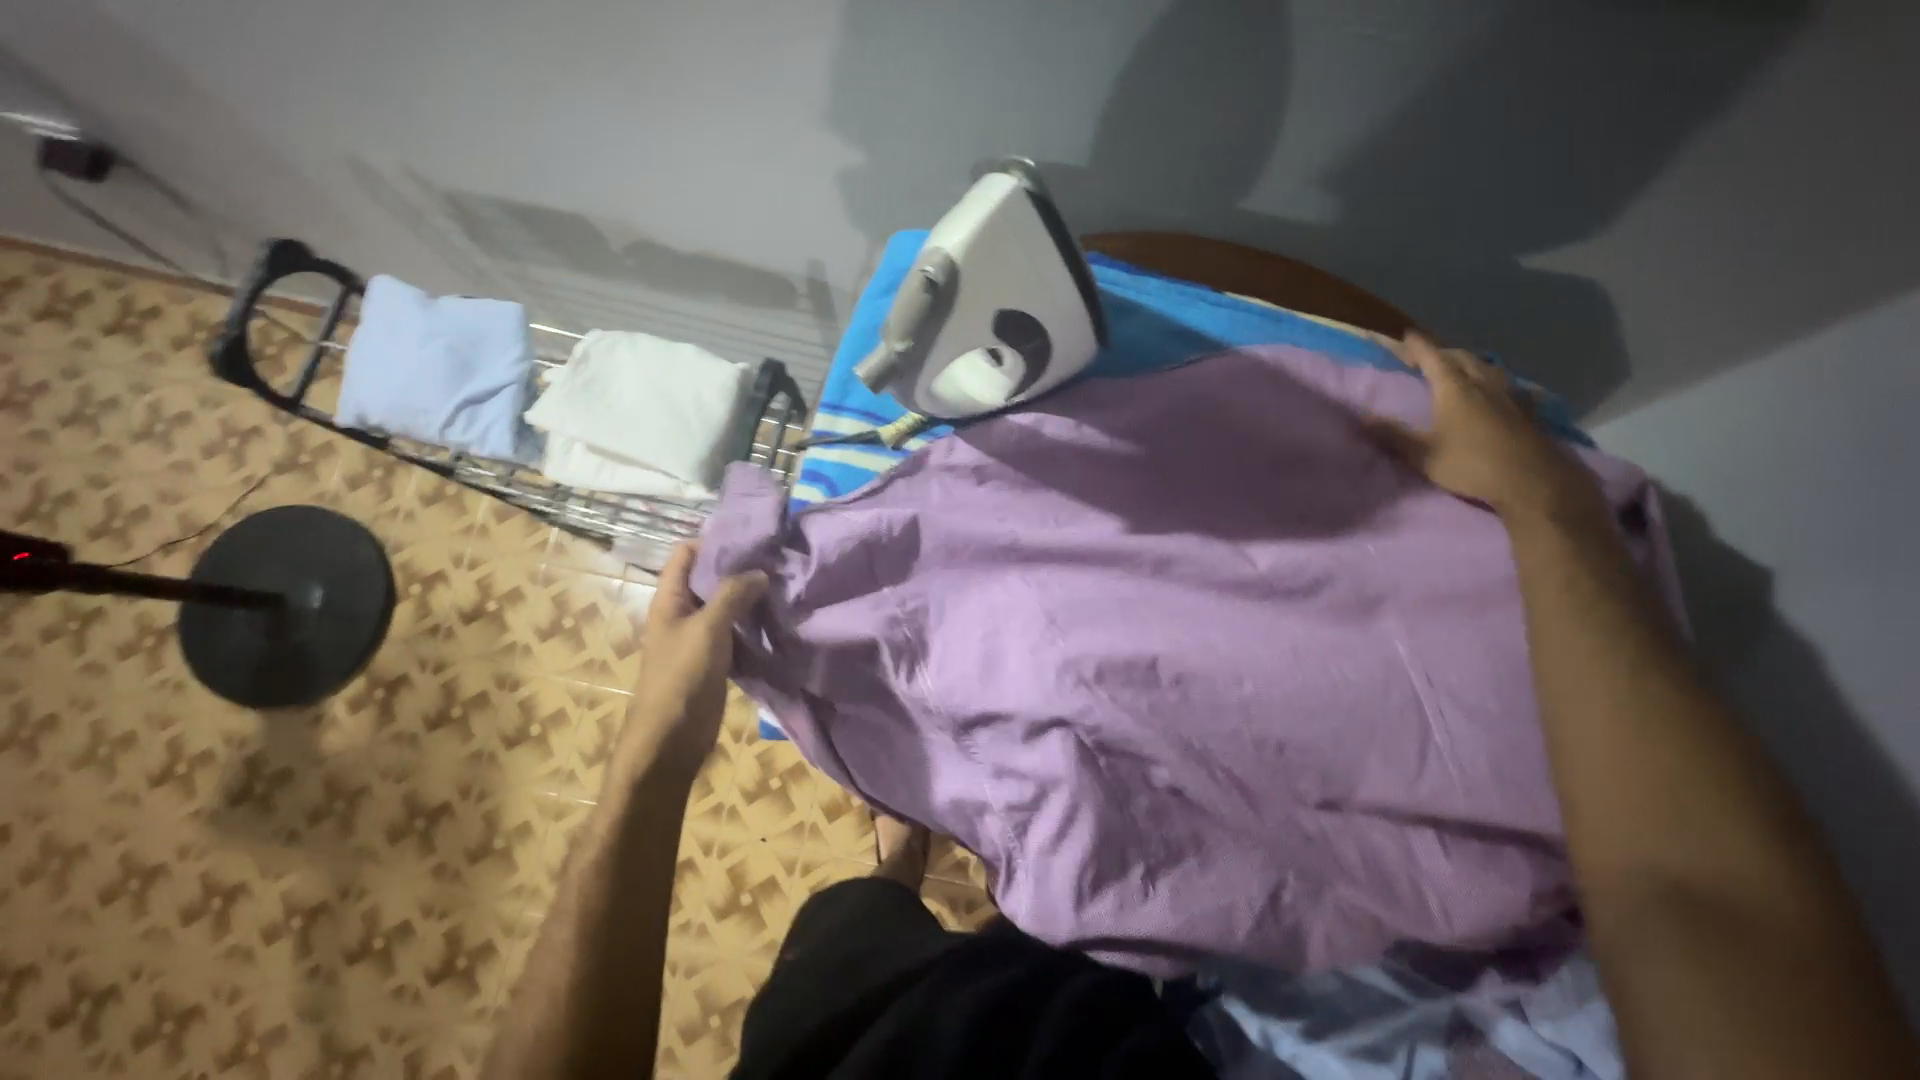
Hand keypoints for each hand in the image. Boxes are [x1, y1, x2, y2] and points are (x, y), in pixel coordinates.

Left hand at [625, 543, 768, 768]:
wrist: (672, 738)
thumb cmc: (681, 677)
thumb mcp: (707, 629)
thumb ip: (732, 595)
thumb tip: (760, 572)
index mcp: (670, 600)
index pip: (686, 554)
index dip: (713, 541)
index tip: (751, 536)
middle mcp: (683, 613)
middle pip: (710, 579)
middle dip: (739, 568)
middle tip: (777, 558)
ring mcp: (699, 638)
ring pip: (726, 607)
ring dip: (750, 597)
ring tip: (784, 584)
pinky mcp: (715, 660)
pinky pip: (736, 633)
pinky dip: (754, 625)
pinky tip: (779, 618)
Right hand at [1366, 332, 1603, 520]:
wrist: (1532, 481)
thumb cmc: (1472, 465)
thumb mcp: (1423, 455)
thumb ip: (1393, 435)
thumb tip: (1361, 418)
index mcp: (1454, 388)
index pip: (1432, 357)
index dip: (1418, 345)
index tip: (1406, 335)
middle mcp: (1483, 382)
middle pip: (1461, 357)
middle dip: (1442, 352)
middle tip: (1427, 357)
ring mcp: (1509, 394)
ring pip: (1487, 366)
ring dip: (1469, 362)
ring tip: (1460, 368)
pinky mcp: (1527, 409)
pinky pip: (1507, 383)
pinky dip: (1493, 379)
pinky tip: (1496, 390)